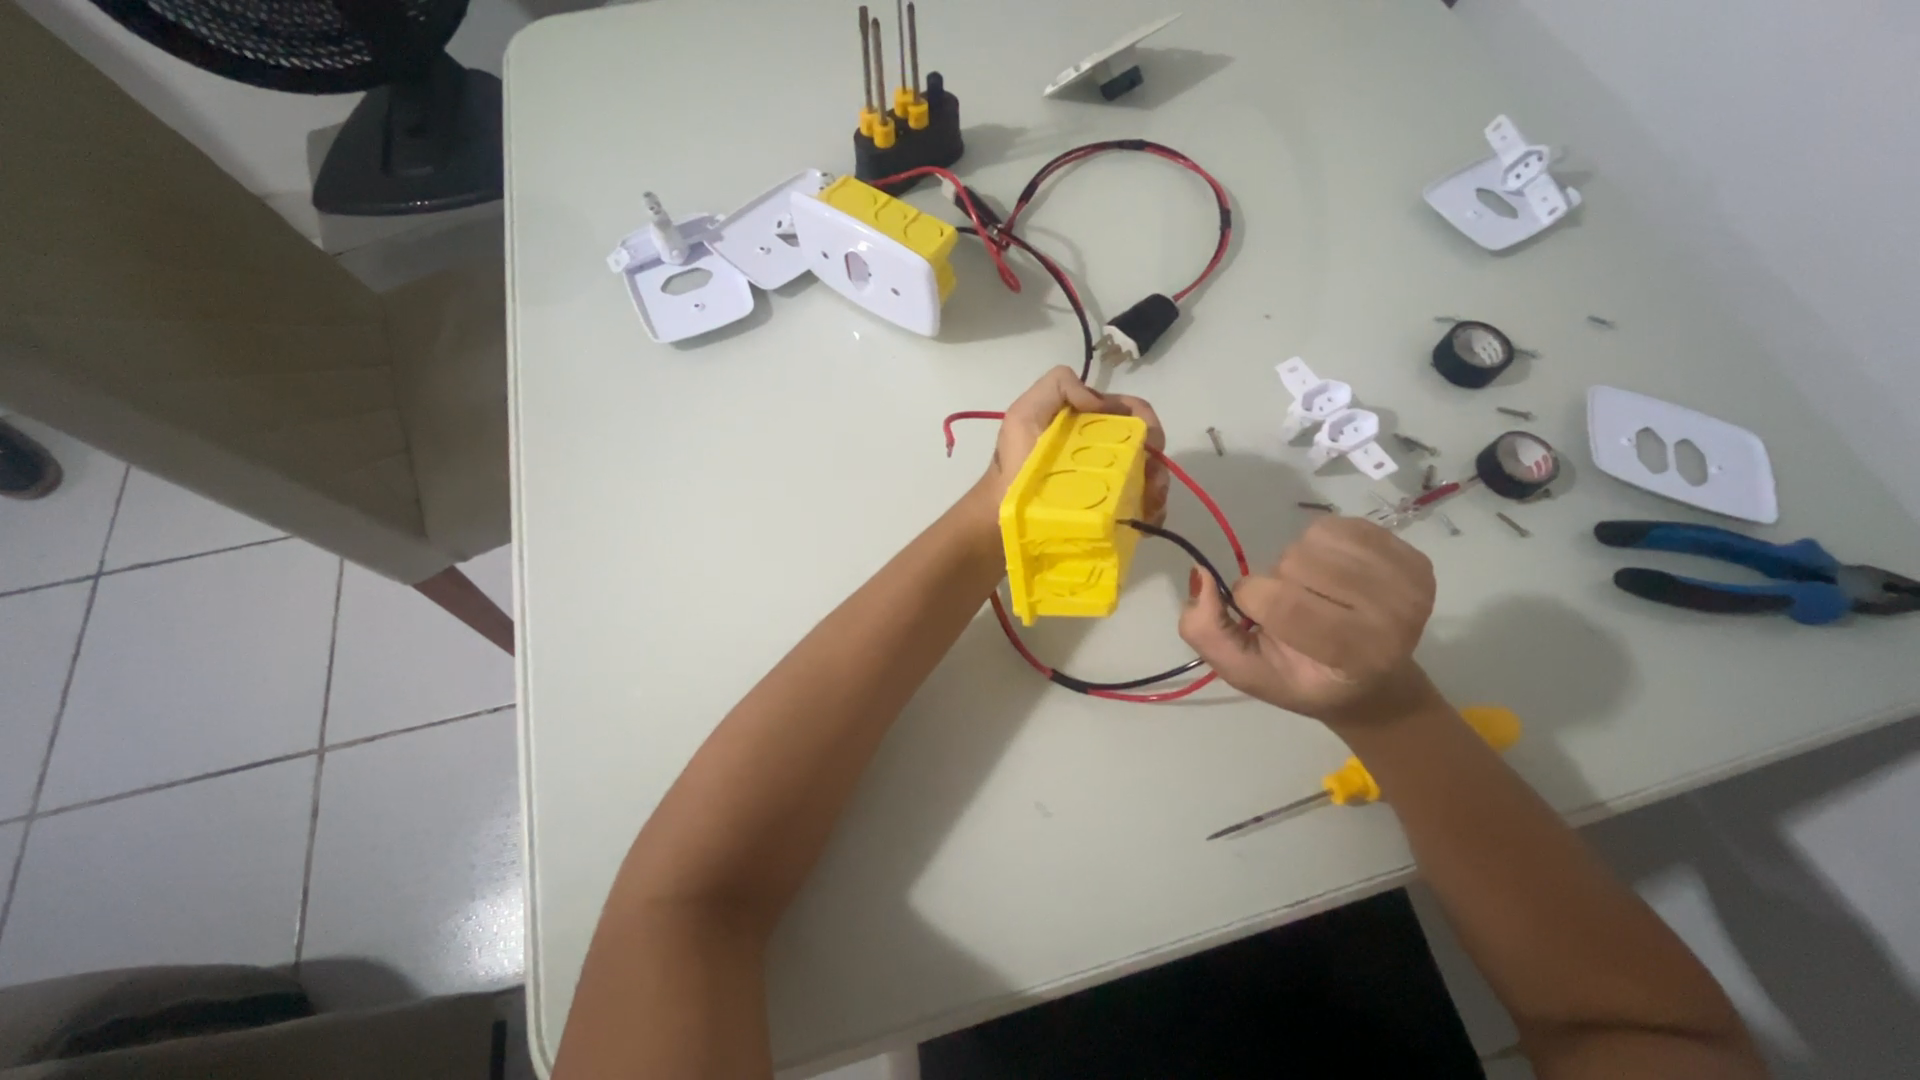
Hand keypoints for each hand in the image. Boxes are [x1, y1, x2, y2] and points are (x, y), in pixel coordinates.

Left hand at [972, 366, 1167, 523]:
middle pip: (1146, 446)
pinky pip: (1141, 511)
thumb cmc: (1013, 465)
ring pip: (1149, 478)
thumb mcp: (1023, 414)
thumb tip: (1101, 402)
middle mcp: (1103, 451)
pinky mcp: (1109, 515)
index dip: (1145, 420)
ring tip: (1151, 503)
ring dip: (1158, 487)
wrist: (1000, 517)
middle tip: (1153, 477)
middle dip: (1156, 458)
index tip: (1149, 439)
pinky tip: (1145, 519)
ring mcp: (1109, 484)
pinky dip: (1152, 513)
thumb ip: (1057, 386)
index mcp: (1089, 423)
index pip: (1130, 412)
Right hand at [1179, 516, 1439, 726]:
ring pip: (1314, 539)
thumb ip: (1208, 633)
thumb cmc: (1304, 678)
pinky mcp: (1412, 557)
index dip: (1252, 601)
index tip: (1258, 617)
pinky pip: (1340, 525)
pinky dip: (1319, 543)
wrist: (1373, 681)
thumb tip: (1201, 575)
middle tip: (1292, 607)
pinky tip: (1330, 571)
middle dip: (1277, 581)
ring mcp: (1409, 583)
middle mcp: (1395, 617)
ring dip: (1297, 560)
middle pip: (1296, 563)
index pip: (1284, 602)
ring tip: (1311, 589)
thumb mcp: (1246, 672)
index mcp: (1356, 655)